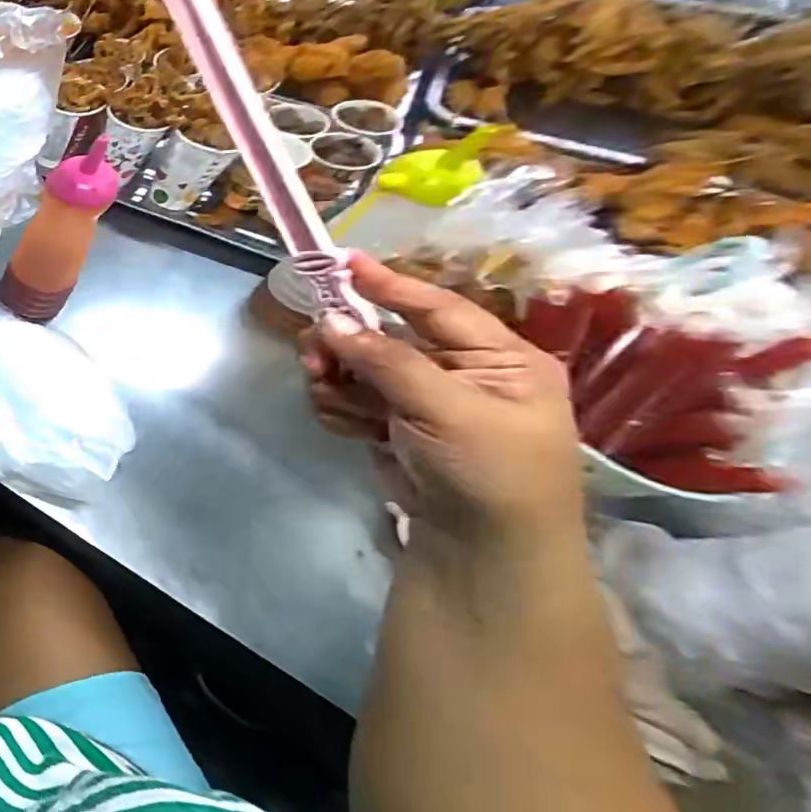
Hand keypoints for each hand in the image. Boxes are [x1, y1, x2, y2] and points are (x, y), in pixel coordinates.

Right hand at [300, 254, 582, 542]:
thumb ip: (386, 361)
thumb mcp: (446, 410)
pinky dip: (337, 408)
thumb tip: (329, 319)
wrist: (480, 550)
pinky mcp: (390, 423)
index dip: (388, 283)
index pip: (435, 307)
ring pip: (356, 368)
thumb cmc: (488, 472)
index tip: (342, 261)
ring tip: (327, 397)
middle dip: (344, 345)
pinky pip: (349, 398)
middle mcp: (457, 371)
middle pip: (382, 337)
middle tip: (312, 356)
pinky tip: (345, 427)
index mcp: (498, 359)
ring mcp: (419, 399)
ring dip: (335, 380)